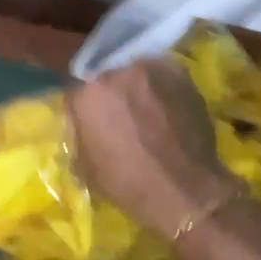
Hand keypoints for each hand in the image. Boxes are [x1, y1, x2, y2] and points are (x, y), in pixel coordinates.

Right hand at [67, 58, 237, 237]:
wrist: (180, 187)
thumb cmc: (123, 181)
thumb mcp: (84, 165)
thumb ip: (80, 137)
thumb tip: (84, 130)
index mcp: (87, 95)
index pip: (76, 94)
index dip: (82, 110)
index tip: (88, 123)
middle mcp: (118, 74)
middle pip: (108, 78)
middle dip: (110, 95)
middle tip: (117, 117)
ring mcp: (153, 72)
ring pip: (137, 74)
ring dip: (137, 88)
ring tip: (144, 111)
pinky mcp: (184, 77)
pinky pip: (165, 77)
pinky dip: (162, 89)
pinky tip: (164, 109)